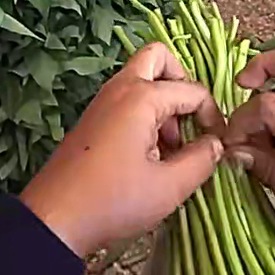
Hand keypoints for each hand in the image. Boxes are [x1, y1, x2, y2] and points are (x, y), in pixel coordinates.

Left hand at [19, 43, 224, 257]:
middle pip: (159, 58)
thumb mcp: (169, 187)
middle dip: (182, 82)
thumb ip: (201, 160)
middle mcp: (121, 86)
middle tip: (190, 122)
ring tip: (171, 148)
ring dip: (164, 100)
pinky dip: (145, 112)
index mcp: (142, 96)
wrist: (56, 217)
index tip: (219, 146)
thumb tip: (216, 144)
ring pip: (143, 77)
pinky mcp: (95, 115)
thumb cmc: (114, 199)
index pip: (192, 90)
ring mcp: (104, 99)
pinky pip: (128, 97)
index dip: (213, 116)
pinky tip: (150, 154)